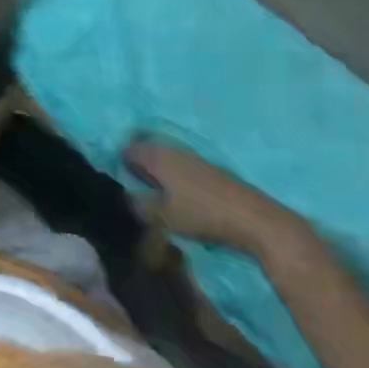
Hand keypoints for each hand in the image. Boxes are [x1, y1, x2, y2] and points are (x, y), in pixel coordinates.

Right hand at [125, 140, 312, 259]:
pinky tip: (175, 193)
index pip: (129, 150)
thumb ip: (139, 206)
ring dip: (156, 171)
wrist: (253, 218)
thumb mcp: (163, 216)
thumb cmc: (202, 214)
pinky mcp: (208, 169)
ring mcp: (192, 157)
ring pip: (164, 157)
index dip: (119, 163)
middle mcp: (172, 149)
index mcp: (158, 156)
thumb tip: (126, 197)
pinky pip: (179, 165)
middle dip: (137, 165)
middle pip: (146, 150)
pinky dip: (172, 175)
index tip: (115, 180)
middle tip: (130, 185)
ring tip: (151, 192)